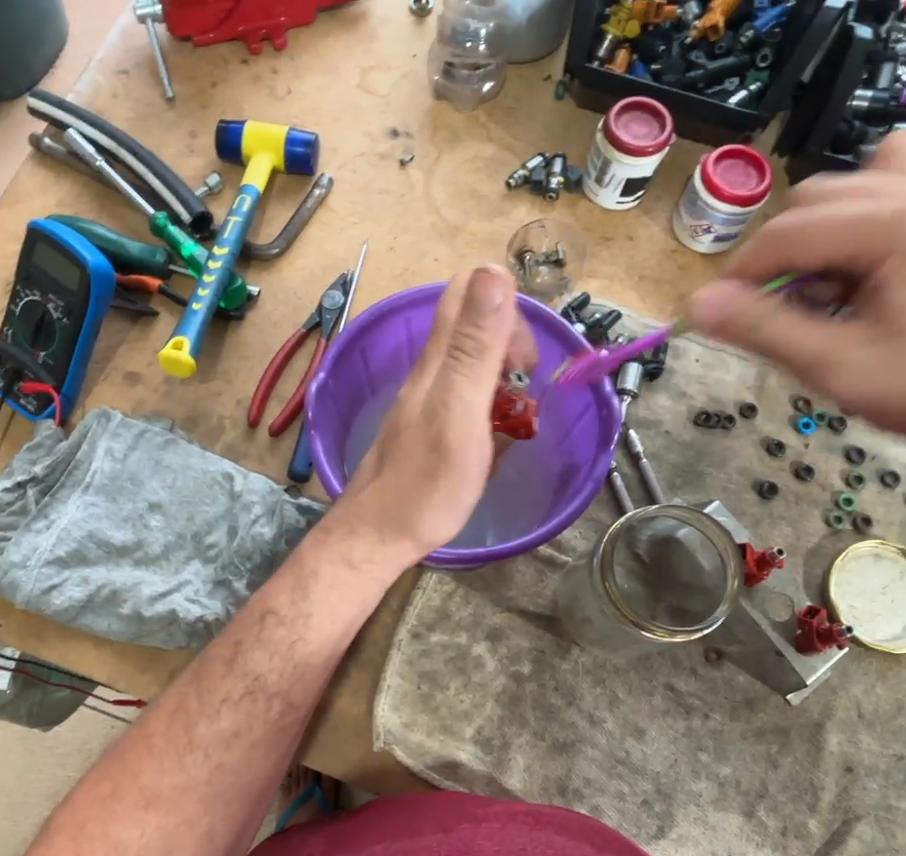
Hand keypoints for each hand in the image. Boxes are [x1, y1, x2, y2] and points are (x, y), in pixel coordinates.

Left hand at [329, 265, 535, 565]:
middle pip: (475, 324)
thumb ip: (474, 345)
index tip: (523, 355)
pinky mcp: (433, 429)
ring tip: (516, 416)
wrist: (381, 535)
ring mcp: (430, 401)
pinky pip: (470, 401)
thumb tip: (493, 271)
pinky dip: (493, 410)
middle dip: (512, 343)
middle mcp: (431, 372)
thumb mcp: (459, 409)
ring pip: (474, 364)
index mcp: (438, 359)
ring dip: (506, 379)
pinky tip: (498, 439)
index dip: (505, 305)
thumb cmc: (427, 482)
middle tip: (523, 386)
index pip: (467, 289)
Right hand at [681, 132, 905, 469]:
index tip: (724, 312)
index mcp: (897, 223)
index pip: (789, 232)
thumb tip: (698, 303)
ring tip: (843, 268)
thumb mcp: (838, 367)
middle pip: (825, 195)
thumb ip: (763, 328)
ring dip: (846, 210)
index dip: (744, 273)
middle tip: (787, 309)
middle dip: (790, 249)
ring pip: (882, 166)